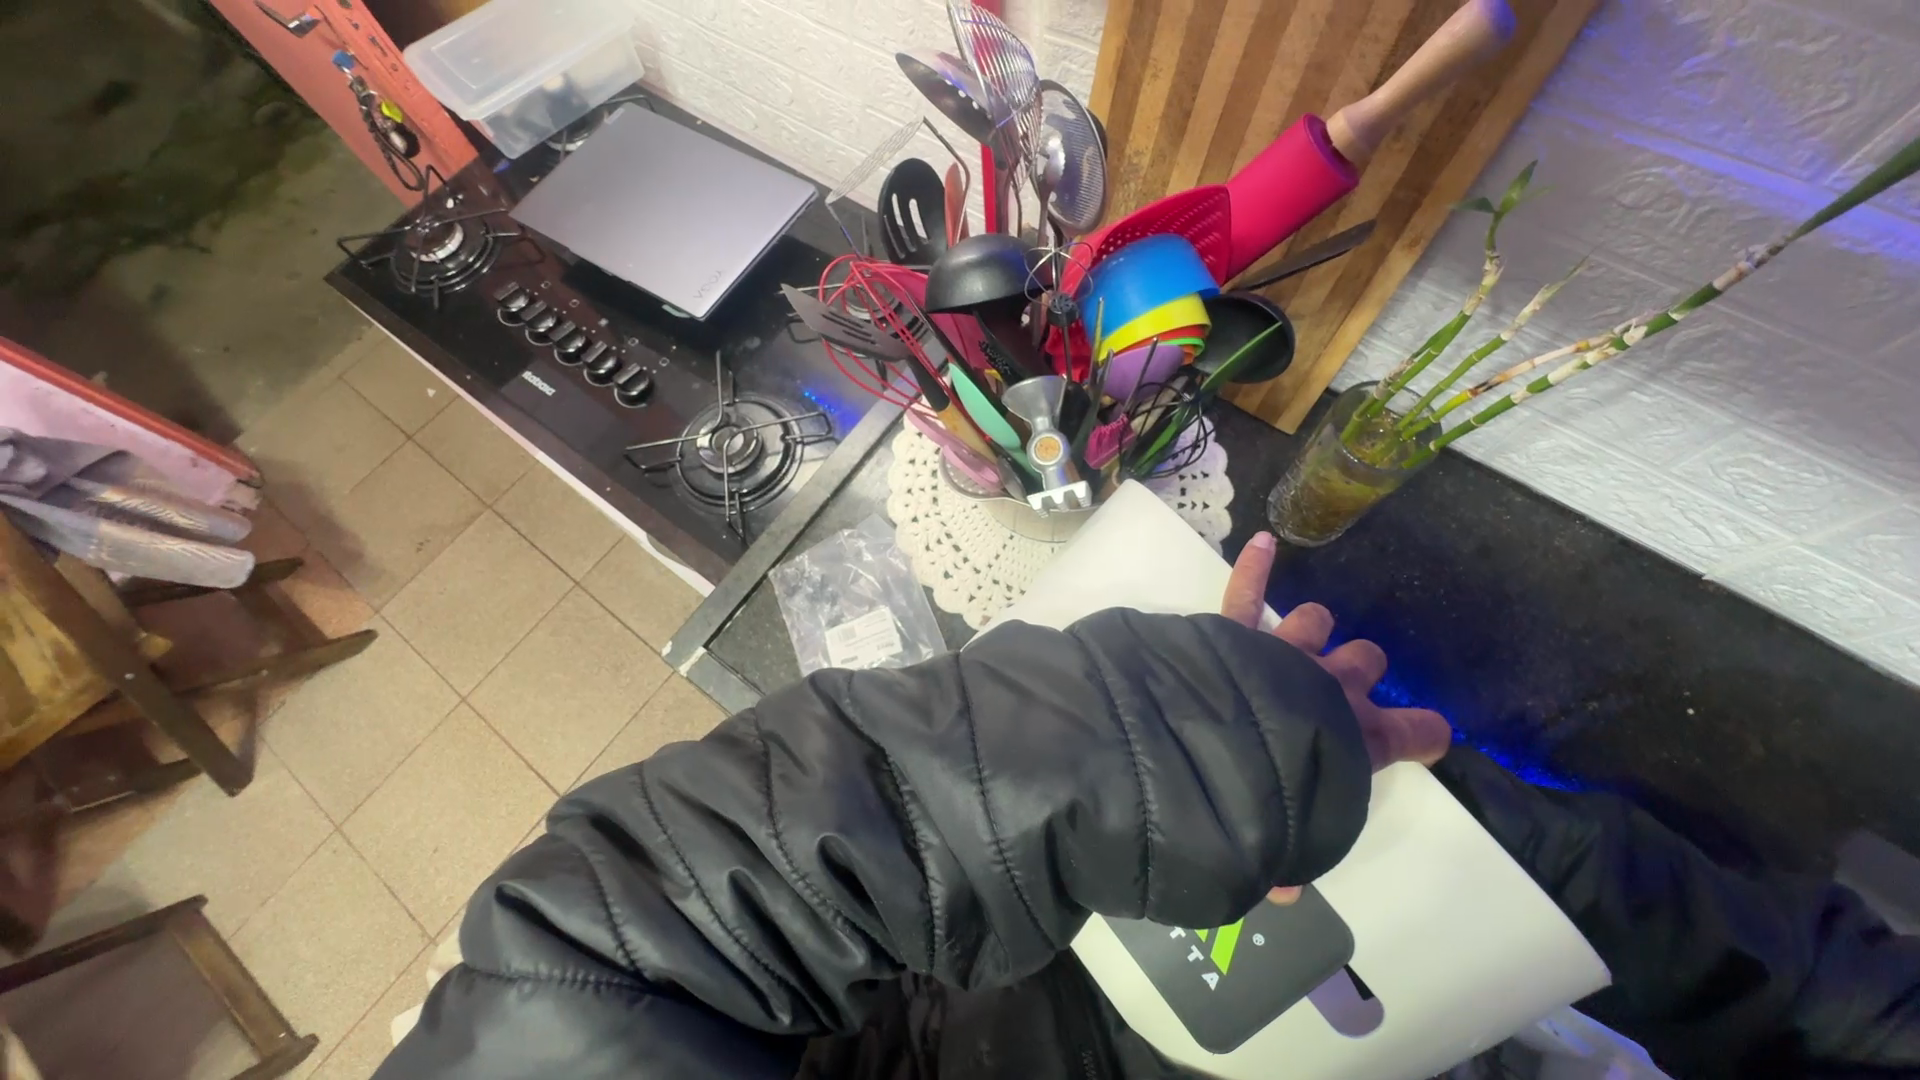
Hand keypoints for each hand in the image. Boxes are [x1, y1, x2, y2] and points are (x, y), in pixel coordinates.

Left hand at [1222, 532, 1453, 902]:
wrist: (1202, 754)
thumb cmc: (1257, 802)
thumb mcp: (1283, 847)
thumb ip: (1289, 862)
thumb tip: (1284, 894)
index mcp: (1359, 740)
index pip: (1422, 734)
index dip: (1427, 736)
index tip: (1427, 740)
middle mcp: (1331, 685)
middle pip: (1367, 662)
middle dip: (1356, 675)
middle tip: (1328, 698)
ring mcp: (1283, 651)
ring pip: (1314, 624)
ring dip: (1307, 635)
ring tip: (1293, 647)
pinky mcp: (1232, 634)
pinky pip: (1243, 593)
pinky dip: (1252, 568)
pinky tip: (1261, 542)